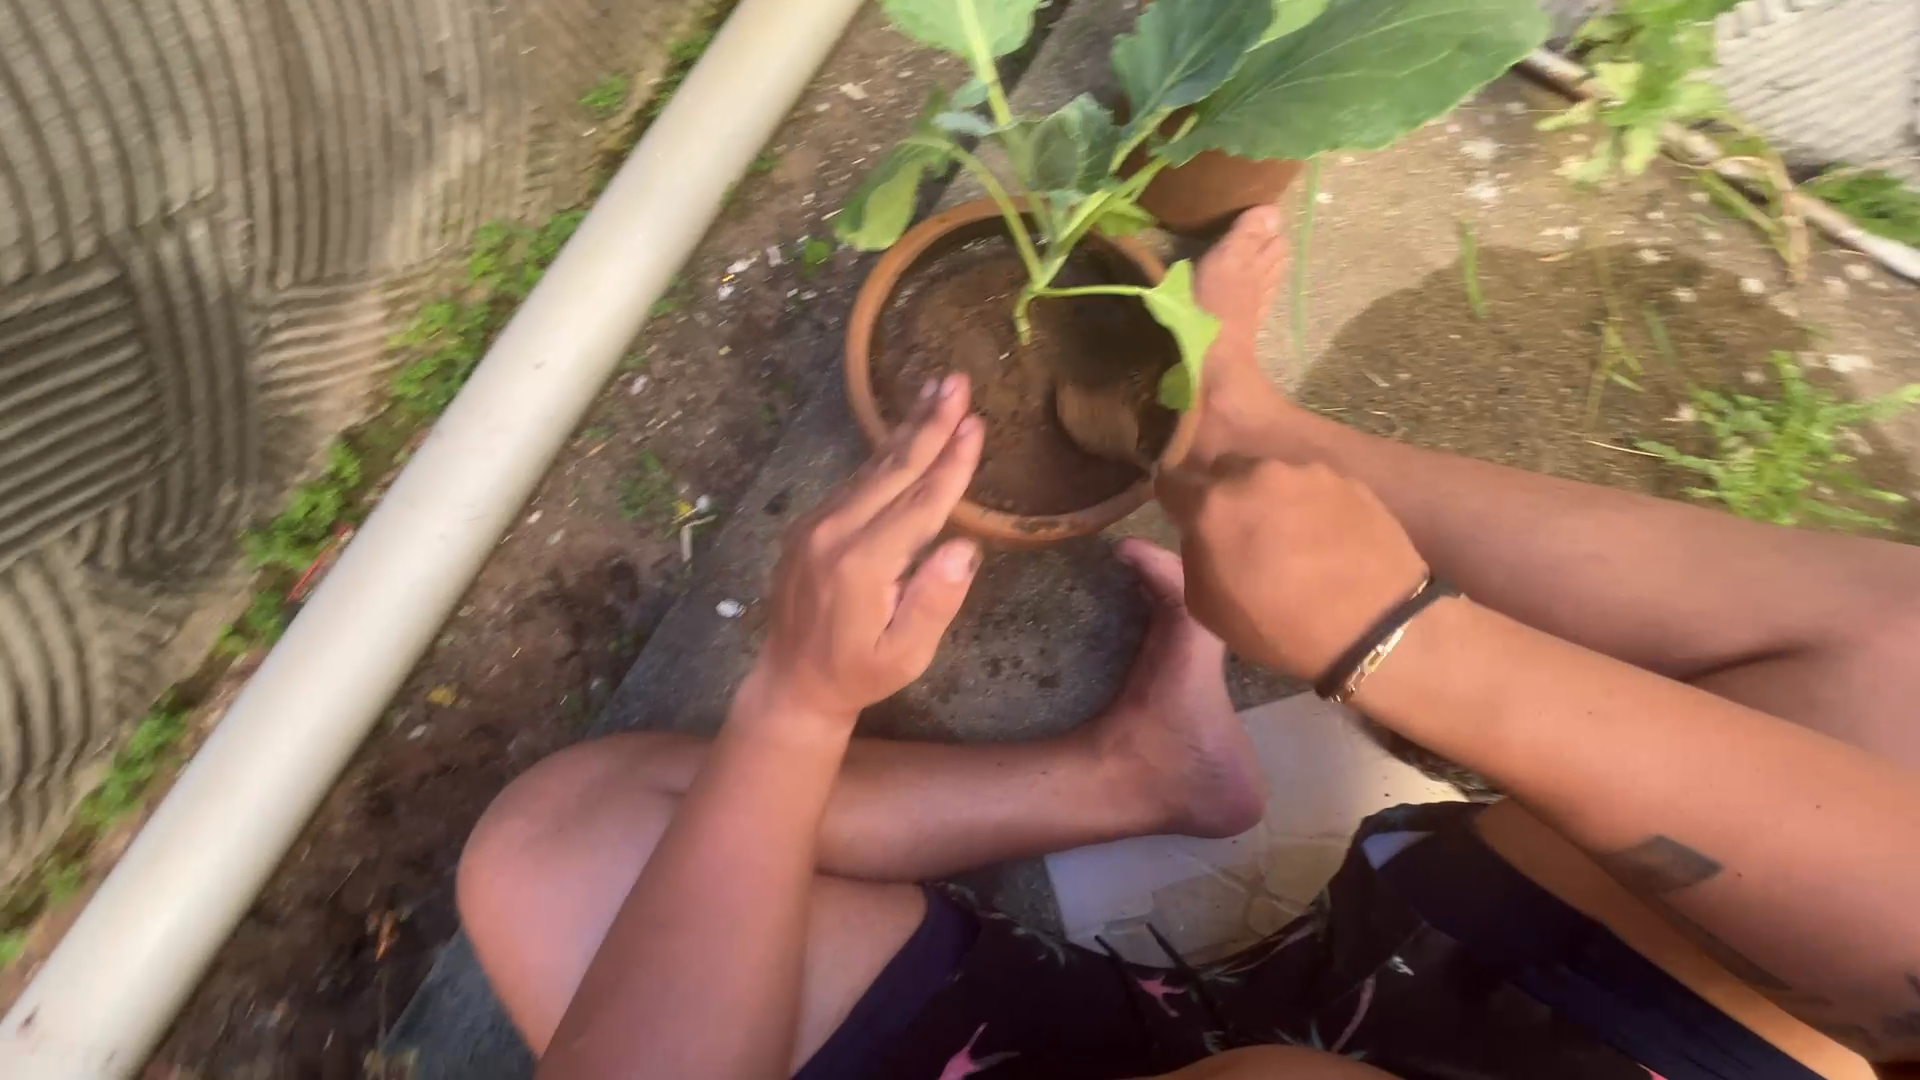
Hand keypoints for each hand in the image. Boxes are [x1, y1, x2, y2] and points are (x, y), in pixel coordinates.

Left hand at [742, 374, 984, 728]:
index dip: (952, 463)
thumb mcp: (906, 654)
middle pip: (892, 469)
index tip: (977, 423)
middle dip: (929, 424)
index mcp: (862, 564)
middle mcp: (834, 532)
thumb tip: (965, 546)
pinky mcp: (809, 524)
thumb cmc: (860, 672)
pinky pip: (855, 482)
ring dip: (908, 429)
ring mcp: (815, 524)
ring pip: (871, 468)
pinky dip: (885, 455)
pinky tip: (905, 435)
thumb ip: (935, 600)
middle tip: (956, 381)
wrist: (792, 681)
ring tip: (935, 392)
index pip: (919, 503)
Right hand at [1157, 456, 1427, 680]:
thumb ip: (1192, 556)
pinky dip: (1307, 502)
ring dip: (1267, 495)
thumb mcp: (1205, 606)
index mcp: (1211, 505)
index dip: (1174, 500)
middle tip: (1240, 529)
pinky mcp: (1346, 479)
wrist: (1373, 628)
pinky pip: (1310, 483)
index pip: (1170, 480)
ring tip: (1289, 534)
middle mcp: (1254, 475)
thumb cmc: (1277, 625)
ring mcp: (1304, 472)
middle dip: (1222, 493)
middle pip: (1222, 468)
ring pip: (1268, 473)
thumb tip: (1201, 535)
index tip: (1183, 517)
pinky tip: (1323, 536)